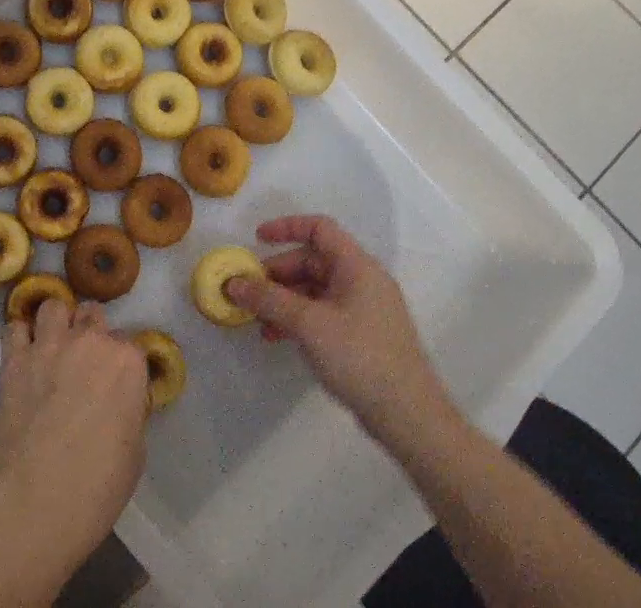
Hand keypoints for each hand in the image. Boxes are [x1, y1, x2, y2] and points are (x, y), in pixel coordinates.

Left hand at [0, 299, 148, 574]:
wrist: (39, 491)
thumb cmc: (100, 480)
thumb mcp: (135, 446)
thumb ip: (128, 409)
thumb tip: (118, 403)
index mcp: (128, 362)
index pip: (130, 344)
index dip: (122, 363)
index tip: (117, 381)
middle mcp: (90, 341)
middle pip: (93, 315)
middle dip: (91, 331)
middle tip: (85, 359)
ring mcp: (49, 344)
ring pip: (54, 307)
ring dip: (56, 321)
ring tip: (53, 343)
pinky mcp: (14, 357)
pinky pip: (15, 327)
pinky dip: (21, 335)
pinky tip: (23, 351)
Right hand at [224, 215, 454, 445]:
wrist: (407, 413)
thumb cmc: (360, 357)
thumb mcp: (309, 324)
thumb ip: (269, 299)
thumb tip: (233, 283)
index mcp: (357, 267)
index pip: (320, 228)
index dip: (286, 227)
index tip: (255, 240)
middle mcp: (361, 281)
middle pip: (312, 261)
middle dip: (276, 274)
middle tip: (248, 294)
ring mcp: (362, 309)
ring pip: (313, 290)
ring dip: (282, 300)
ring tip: (258, 322)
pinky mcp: (359, 334)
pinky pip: (320, 313)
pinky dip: (296, 319)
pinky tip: (276, 338)